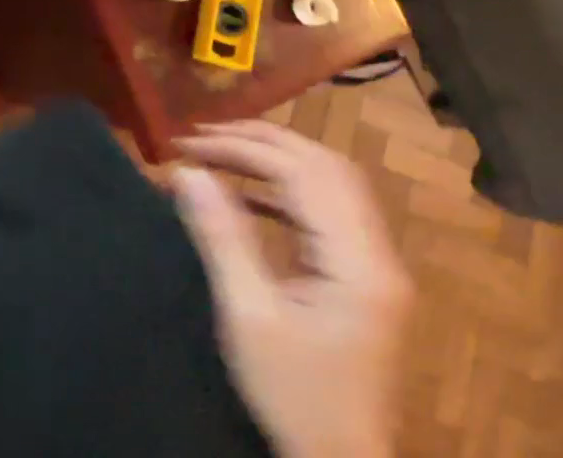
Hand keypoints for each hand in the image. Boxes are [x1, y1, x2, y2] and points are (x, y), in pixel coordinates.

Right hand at [172, 121, 411, 457]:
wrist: (338, 457)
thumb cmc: (292, 391)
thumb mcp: (248, 313)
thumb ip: (221, 236)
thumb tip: (187, 172)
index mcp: (357, 263)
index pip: (304, 175)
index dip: (243, 148)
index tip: (185, 144)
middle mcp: (377, 254)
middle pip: (326, 167)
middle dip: (260, 141)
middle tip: (199, 136)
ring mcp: (374, 265)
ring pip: (329, 184)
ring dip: (273, 160)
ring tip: (216, 152)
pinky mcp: (361, 277)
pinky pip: (325, 212)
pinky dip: (282, 190)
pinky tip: (243, 195)